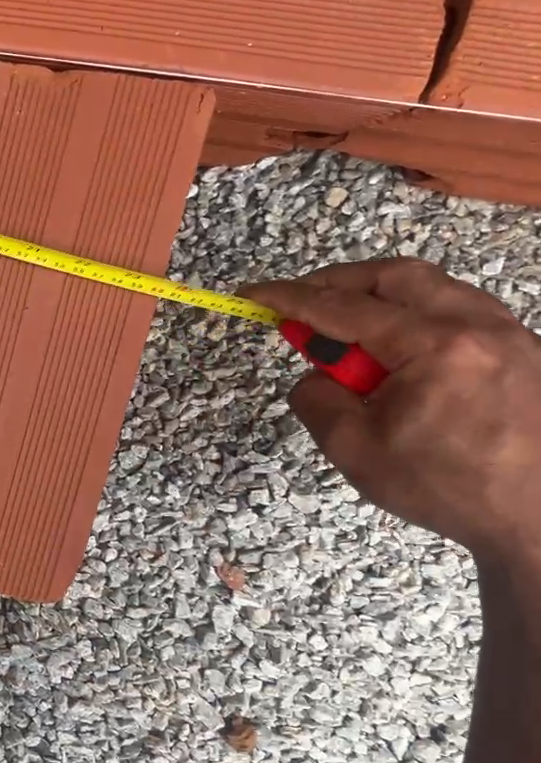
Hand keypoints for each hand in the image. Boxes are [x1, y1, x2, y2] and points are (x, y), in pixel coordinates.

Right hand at [243, 258, 540, 566]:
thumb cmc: (445, 486)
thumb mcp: (352, 446)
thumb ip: (317, 398)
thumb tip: (317, 377)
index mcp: (436, 347)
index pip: (342, 307)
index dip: (288, 297)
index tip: (250, 294)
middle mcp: (480, 327)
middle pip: (397, 276)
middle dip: (337, 281)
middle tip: (296, 303)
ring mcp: (511, 337)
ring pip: (432, 290)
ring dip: (377, 300)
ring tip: (342, 337)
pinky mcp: (522, 353)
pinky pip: (457, 313)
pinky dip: (411, 318)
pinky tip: (390, 354)